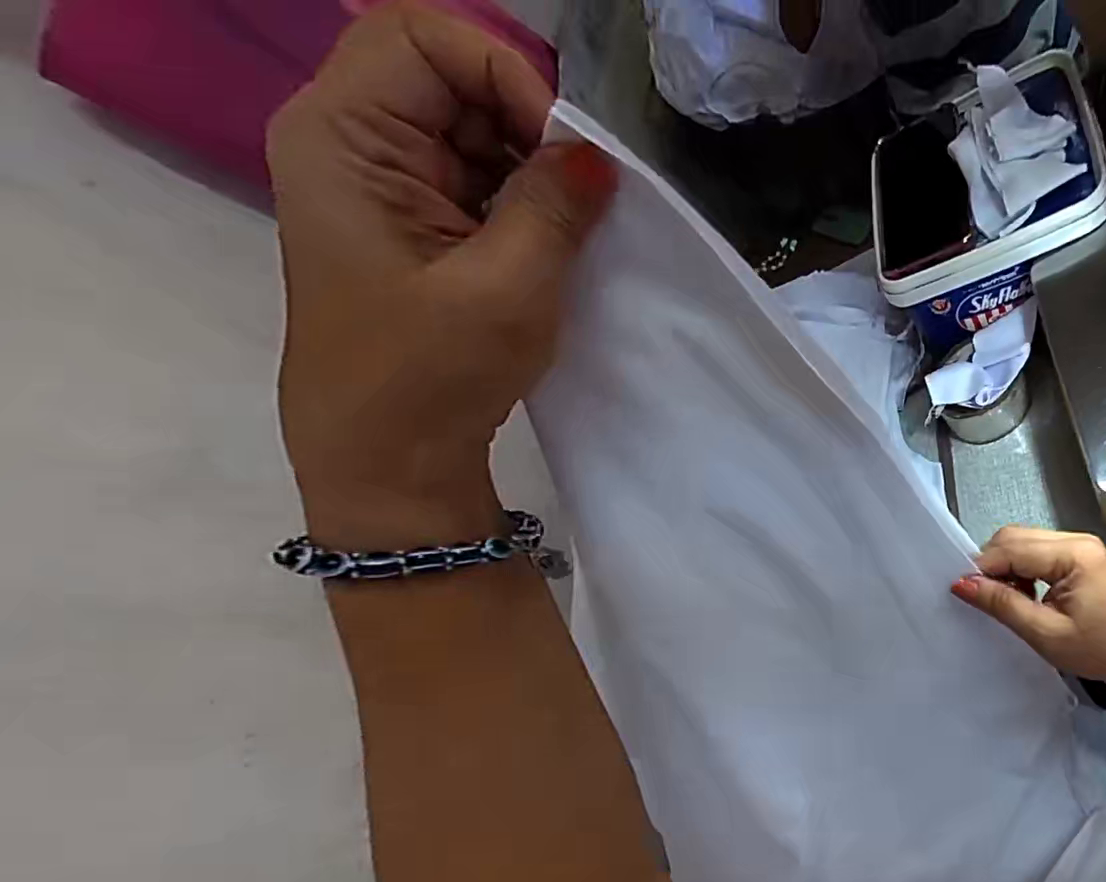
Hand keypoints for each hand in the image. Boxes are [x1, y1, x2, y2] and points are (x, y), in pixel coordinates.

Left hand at [267, 0, 617, 548]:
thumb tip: (599, 157)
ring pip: (474, 136)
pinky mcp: (420, 228)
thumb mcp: (509, 287)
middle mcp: (355, 144)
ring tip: (571, 234)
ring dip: (535, 176)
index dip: (505, 77)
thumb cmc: (433, 372)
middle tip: (582, 202)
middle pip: (450, 81)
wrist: (392, 454)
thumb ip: (554, 208)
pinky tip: (553, 250)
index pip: (422, 38)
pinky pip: (480, 185)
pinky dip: (527, 206)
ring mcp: (389, 188)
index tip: (565, 154)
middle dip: (529, 132)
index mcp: (344, 137)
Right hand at [951, 527, 1105, 697]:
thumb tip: (961, 584)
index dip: (982, 569)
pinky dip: (1022, 570)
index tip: (962, 594)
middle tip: (986, 601)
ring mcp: (1079, 545)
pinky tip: (1024, 597)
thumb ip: (1002, 604)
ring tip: (1007, 602)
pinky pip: (1037, 553)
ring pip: (1023, 543)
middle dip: (992, 565)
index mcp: (1071, 554)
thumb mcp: (1045, 633)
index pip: (1010, 548)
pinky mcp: (1079, 557)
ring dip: (1006, 569)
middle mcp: (1074, 539)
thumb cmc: (1102, 650)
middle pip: (1014, 537)